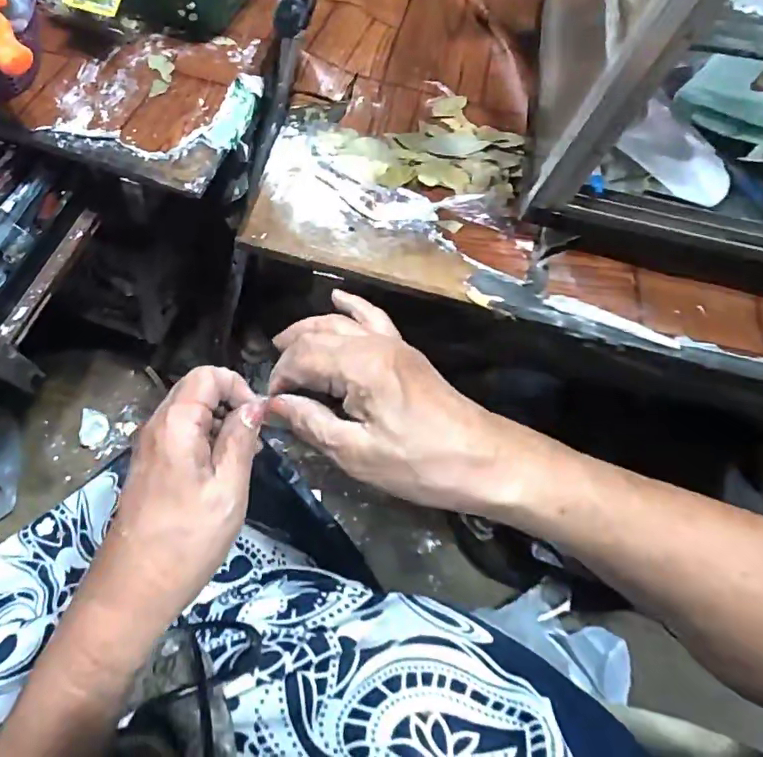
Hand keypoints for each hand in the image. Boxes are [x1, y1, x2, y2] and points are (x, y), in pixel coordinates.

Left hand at [86, 367, 264, 628]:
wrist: (134, 585)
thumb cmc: (186, 539)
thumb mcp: (227, 490)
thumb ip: (240, 440)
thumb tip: (255, 406)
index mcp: (175, 422)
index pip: (206, 375)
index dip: (237, 386)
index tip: (258, 419)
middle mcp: (156, 424)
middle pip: (195, 389)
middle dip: (229, 404)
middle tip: (255, 441)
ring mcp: (148, 443)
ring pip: (188, 412)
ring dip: (218, 423)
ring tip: (243, 460)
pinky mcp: (147, 463)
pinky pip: (179, 434)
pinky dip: (203, 440)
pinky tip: (219, 473)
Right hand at [266, 293, 552, 517]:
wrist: (490, 462)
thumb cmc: (424, 464)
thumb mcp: (359, 454)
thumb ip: (311, 424)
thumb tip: (274, 404)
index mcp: (360, 367)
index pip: (302, 358)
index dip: (280, 378)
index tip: (272, 404)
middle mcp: (373, 344)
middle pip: (315, 336)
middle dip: (288, 355)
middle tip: (274, 381)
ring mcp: (391, 343)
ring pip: (337, 322)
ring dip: (307, 329)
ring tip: (282, 343)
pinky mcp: (404, 350)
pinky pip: (372, 316)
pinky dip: (351, 305)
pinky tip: (336, 298)